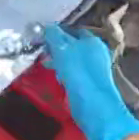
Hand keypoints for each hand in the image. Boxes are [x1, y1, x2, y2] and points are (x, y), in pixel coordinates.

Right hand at [42, 24, 138, 139]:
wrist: (98, 113)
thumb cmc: (81, 79)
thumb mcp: (65, 53)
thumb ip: (55, 38)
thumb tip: (46, 26)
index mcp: (93, 42)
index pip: (71, 31)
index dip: (56, 33)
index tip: (40, 38)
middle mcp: (97, 54)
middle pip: (72, 46)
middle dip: (56, 49)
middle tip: (41, 53)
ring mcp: (95, 71)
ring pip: (73, 61)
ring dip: (59, 62)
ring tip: (46, 67)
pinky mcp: (91, 87)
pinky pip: (74, 75)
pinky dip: (65, 75)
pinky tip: (57, 80)